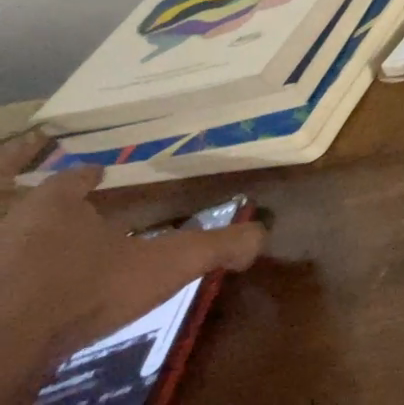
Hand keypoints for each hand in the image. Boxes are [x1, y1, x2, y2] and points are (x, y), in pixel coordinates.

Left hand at [0, 131, 266, 390]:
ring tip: (36, 232)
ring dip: (13, 226)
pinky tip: (26, 277)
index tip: (95, 173)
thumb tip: (263, 235)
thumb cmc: (88, 289)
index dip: (82, 176)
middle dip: (16, 183)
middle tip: (33, 177)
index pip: (67, 180)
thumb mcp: (171, 263)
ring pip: (1, 229)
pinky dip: (10, 270)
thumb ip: (220, 245)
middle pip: (7, 194)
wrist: (4, 344)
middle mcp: (9, 225)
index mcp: (54, 207)